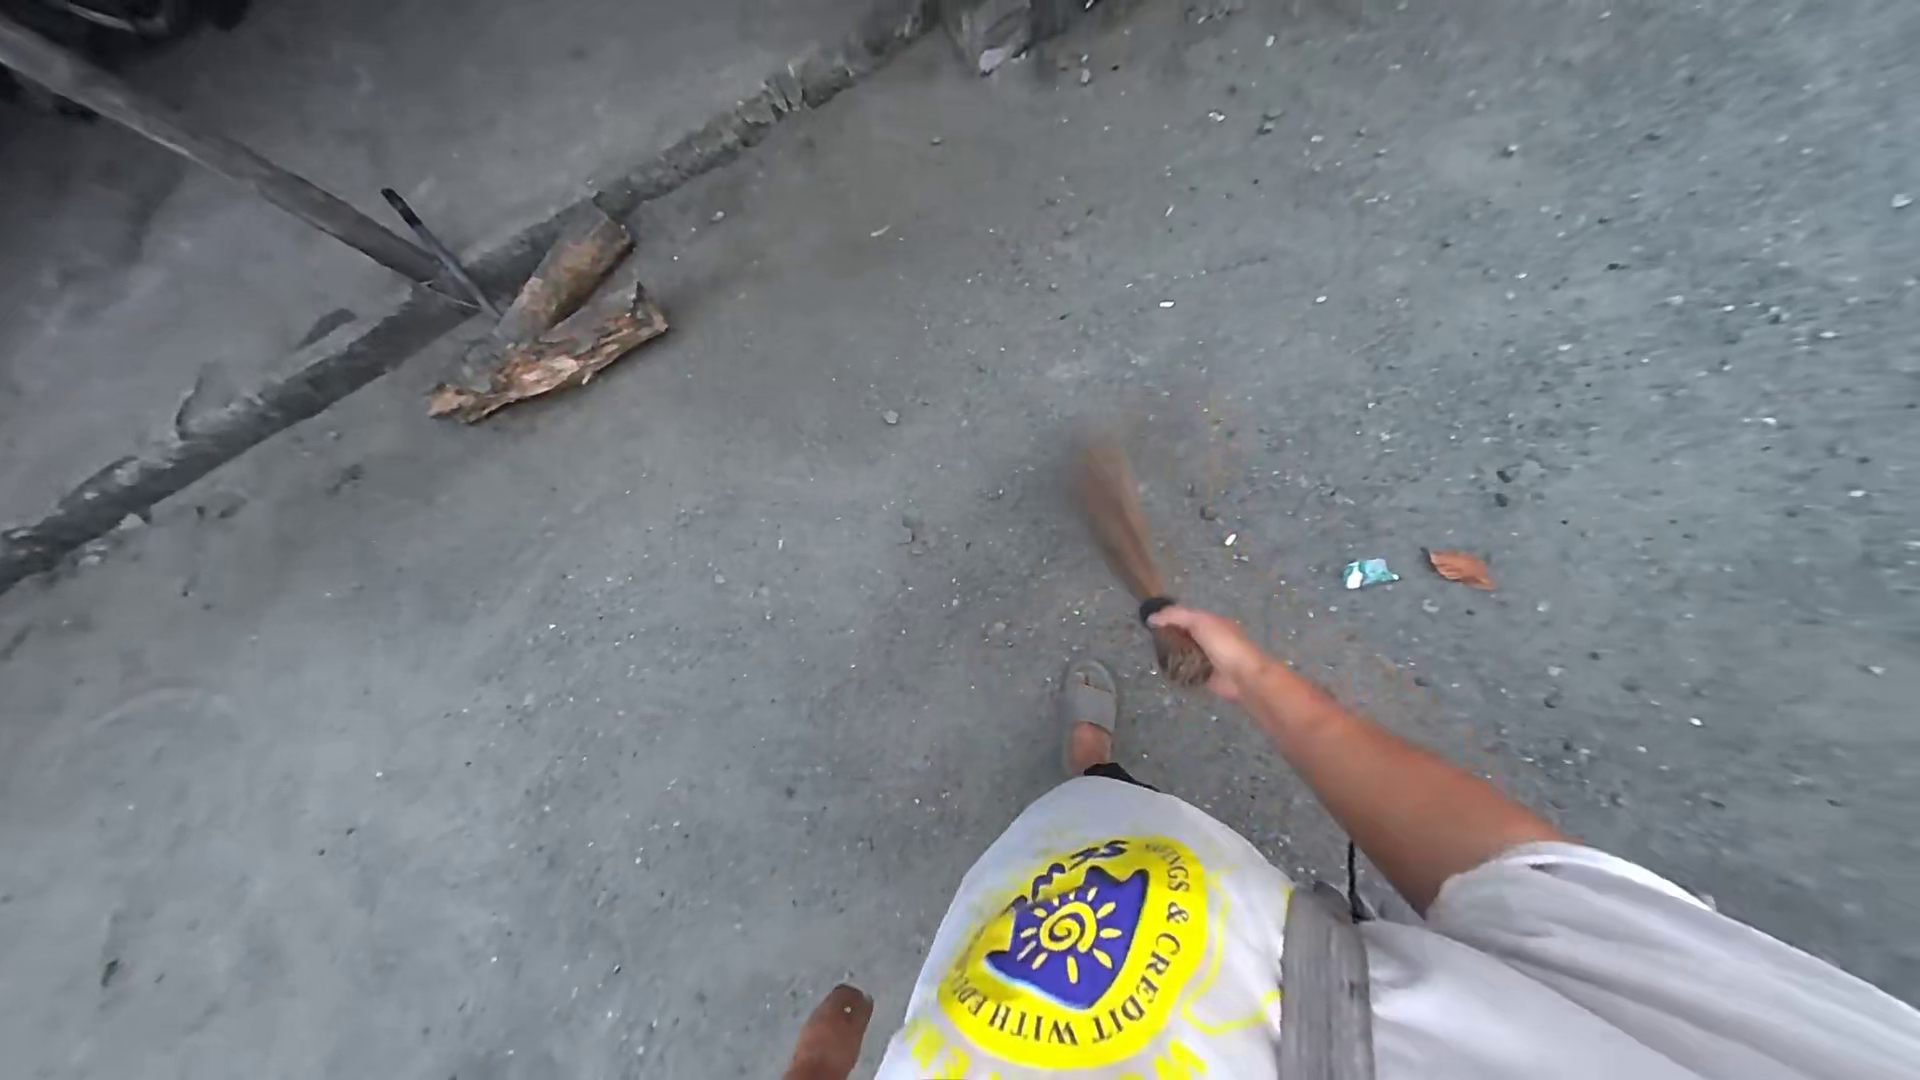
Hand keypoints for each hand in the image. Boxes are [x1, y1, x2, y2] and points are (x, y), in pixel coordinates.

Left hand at [781, 984, 872, 1079]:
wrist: (811, 1077)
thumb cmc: (837, 1050)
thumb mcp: (856, 1030)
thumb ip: (862, 1012)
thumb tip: (867, 998)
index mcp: (829, 1004)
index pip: (842, 990)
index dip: (854, 994)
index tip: (863, 1001)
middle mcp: (816, 1012)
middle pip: (832, 1004)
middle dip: (844, 1009)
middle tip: (856, 1018)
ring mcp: (807, 1028)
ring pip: (824, 1019)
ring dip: (835, 1023)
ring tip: (846, 1034)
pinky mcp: (803, 1045)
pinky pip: (818, 1032)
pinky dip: (827, 1035)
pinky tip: (834, 1045)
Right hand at [1146, 605, 1273, 701]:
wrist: (1243, 676)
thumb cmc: (1223, 644)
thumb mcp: (1199, 621)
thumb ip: (1176, 616)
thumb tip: (1151, 618)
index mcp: (1209, 622)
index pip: (1184, 616)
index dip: (1168, 617)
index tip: (1150, 622)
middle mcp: (1207, 638)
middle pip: (1182, 634)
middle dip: (1167, 636)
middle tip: (1150, 640)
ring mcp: (1205, 657)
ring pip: (1182, 652)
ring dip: (1170, 653)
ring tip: (1153, 654)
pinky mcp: (1203, 675)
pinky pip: (1185, 670)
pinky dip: (1175, 669)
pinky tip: (1164, 669)